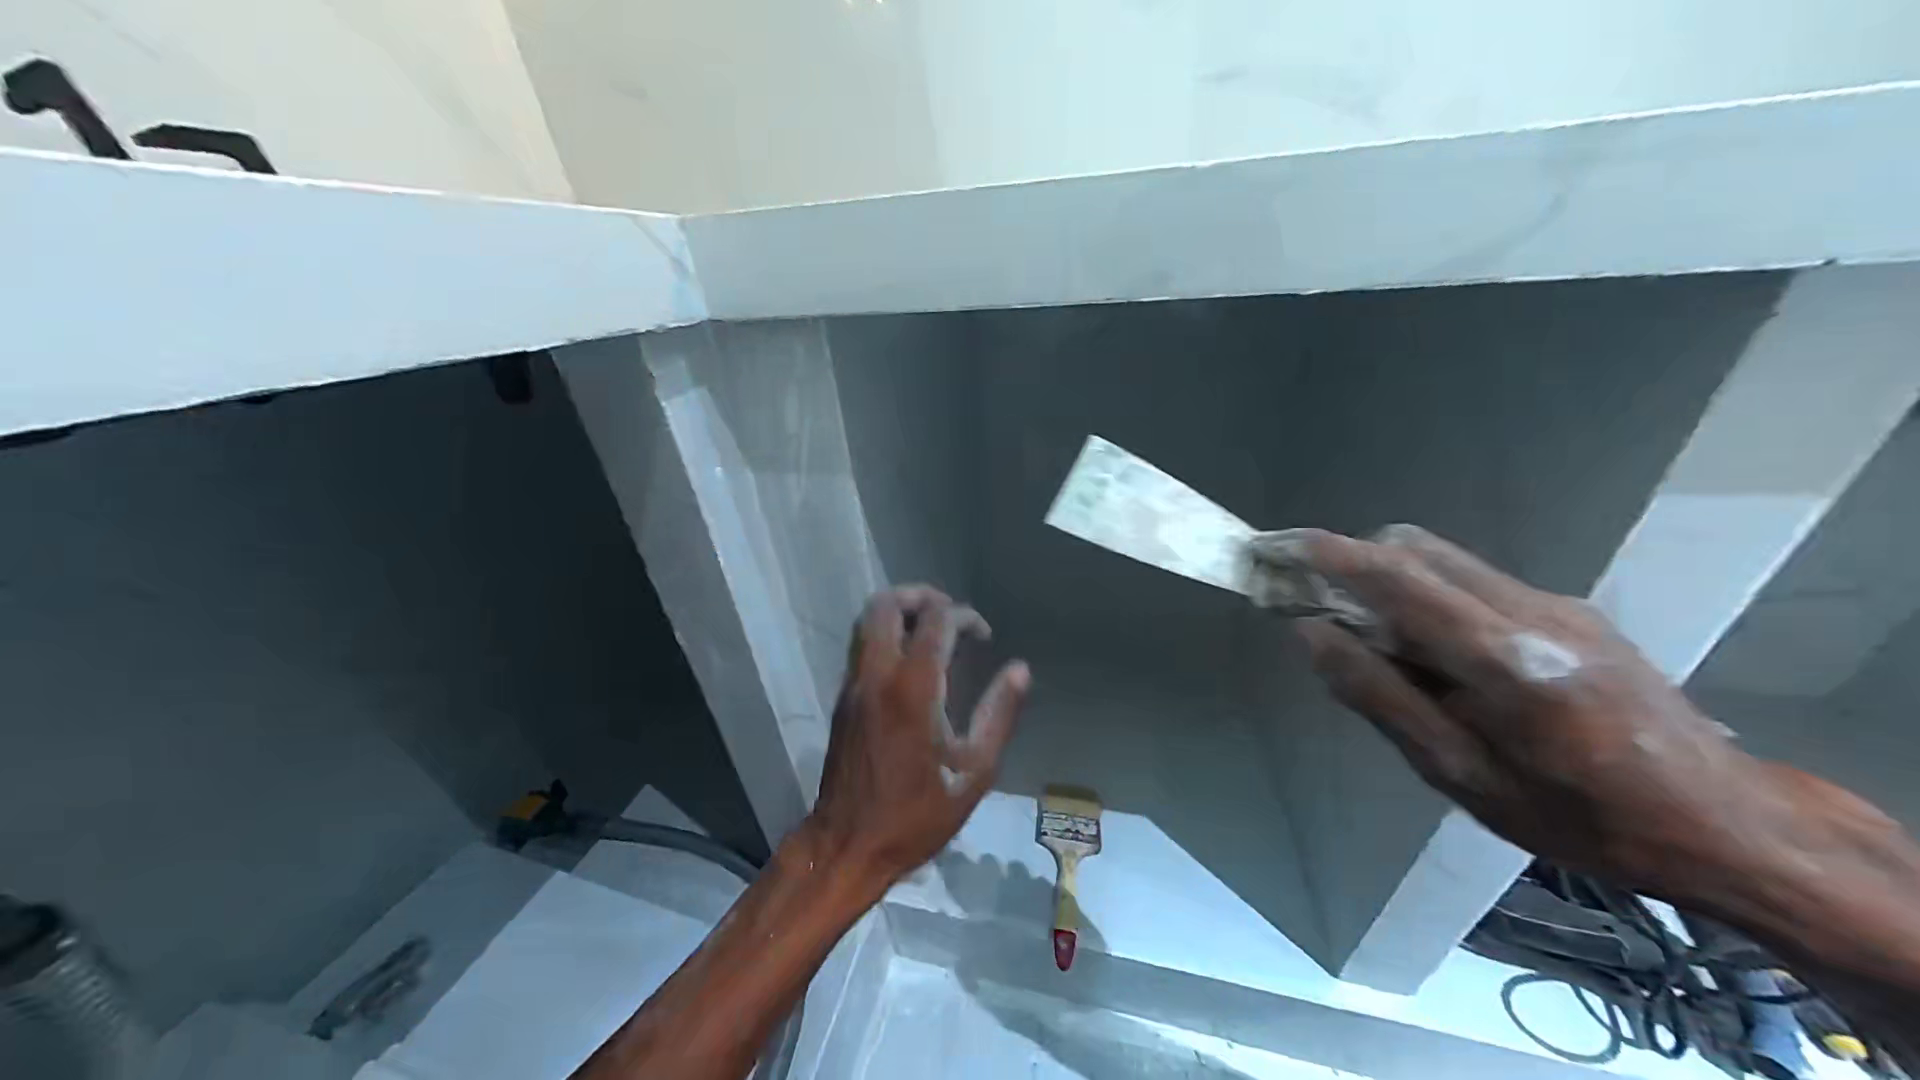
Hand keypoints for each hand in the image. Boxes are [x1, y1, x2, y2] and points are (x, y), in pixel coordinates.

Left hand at [806, 586, 1030, 891]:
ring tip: (932, 629)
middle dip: (921, 596)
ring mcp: (853, 684)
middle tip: (950, 614)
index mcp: (914, 689)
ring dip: (900, 611)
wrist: (849, 844)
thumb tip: (1020, 670)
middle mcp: (877, 675)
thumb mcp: (975, 771)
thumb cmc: (918, 813)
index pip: (936, 620)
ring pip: (867, 620)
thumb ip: (999, 713)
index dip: (964, 615)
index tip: (983, 635)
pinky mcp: (843, 698)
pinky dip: (886, 633)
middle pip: (887, 603)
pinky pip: (862, 645)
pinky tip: (911, 660)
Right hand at [1289, 525, 1884, 897]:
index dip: (1325, 554)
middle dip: (1350, 561)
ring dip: (1387, 579)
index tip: (1273, 547)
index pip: (1395, 577)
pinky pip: (1473, 582)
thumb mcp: (1457, 773)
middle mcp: (1531, 610)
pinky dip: (1426, 596)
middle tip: (1311, 603)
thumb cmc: (1576, 817)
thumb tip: (1310, 632)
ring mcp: (1556, 604)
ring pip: (1443, 561)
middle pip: (1415, 549)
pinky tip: (1429, 652)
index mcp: (1504, 660)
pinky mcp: (1570, 610)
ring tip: (1366, 634)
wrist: (1727, 824)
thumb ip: (1378, 694)